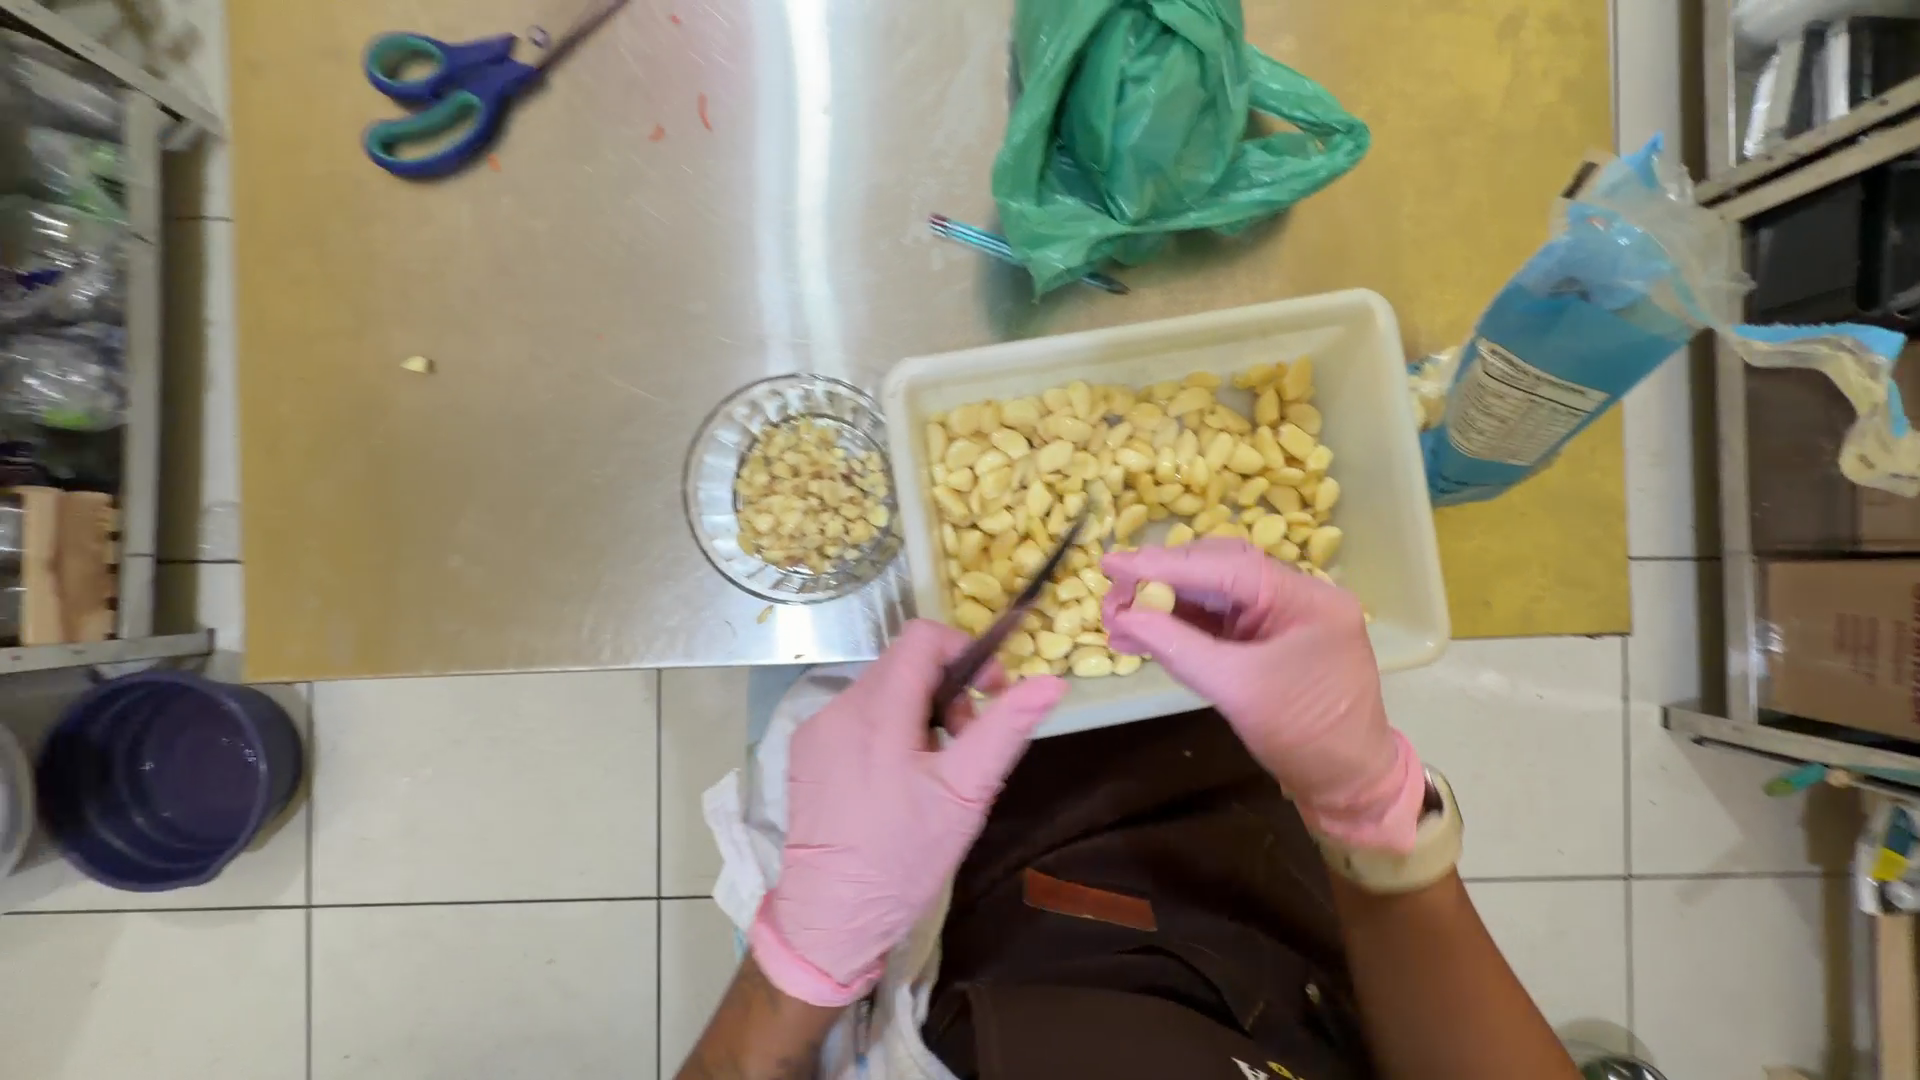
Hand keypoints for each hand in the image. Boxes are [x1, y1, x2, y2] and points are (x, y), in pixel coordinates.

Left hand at [750, 619, 1067, 1006]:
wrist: (831, 919)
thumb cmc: (905, 857)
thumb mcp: (966, 794)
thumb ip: (1006, 729)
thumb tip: (1052, 682)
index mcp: (878, 712)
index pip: (922, 637)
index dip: (964, 651)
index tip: (988, 693)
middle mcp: (839, 708)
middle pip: (903, 664)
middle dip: (945, 689)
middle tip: (964, 742)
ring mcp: (815, 728)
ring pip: (881, 688)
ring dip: (917, 710)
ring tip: (931, 766)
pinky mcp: (804, 750)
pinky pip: (856, 715)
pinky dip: (886, 727)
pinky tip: (895, 777)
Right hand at [1100, 538, 1424, 851]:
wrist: (1346, 783)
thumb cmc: (1303, 736)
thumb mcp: (1236, 689)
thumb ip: (1177, 647)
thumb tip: (1123, 617)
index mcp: (1305, 598)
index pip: (1225, 566)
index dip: (1163, 563)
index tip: (1111, 563)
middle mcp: (1294, 595)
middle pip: (1215, 570)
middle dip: (1159, 580)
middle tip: (1111, 595)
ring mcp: (1279, 615)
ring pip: (1209, 593)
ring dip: (1161, 603)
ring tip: (1115, 619)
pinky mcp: (1263, 637)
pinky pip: (1213, 619)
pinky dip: (1175, 625)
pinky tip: (1139, 634)